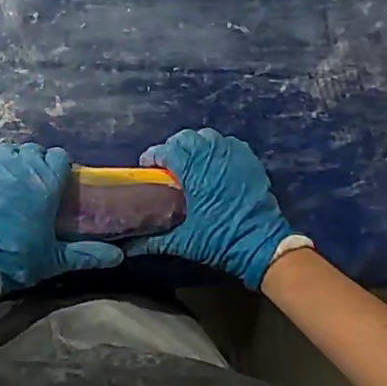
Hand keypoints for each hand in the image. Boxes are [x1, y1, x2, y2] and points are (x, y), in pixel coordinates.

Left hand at [0, 143, 123, 293]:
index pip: (59, 156)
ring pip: (9, 151)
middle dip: (34, 164)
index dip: (56, 168)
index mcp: (48, 181)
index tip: (54, 183)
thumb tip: (118, 258)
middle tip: (30, 186)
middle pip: (34, 151)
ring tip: (7, 182)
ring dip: (11, 163)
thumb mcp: (54, 259)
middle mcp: (25, 166)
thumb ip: (86, 254)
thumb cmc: (16, 259)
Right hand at [127, 128, 296, 288]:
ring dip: (195, 148)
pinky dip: (216, 151)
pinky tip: (213, 167)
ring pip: (206, 138)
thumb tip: (126, 247)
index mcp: (194, 168)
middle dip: (173, 150)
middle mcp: (212, 152)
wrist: (260, 243)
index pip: (165, 150)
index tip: (148, 170)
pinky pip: (226, 144)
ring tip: (190, 166)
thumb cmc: (219, 239)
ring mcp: (233, 152)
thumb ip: (151, 239)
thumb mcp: (182, 240)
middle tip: (168, 169)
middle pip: (185, 138)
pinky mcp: (248, 157)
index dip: (153, 158)